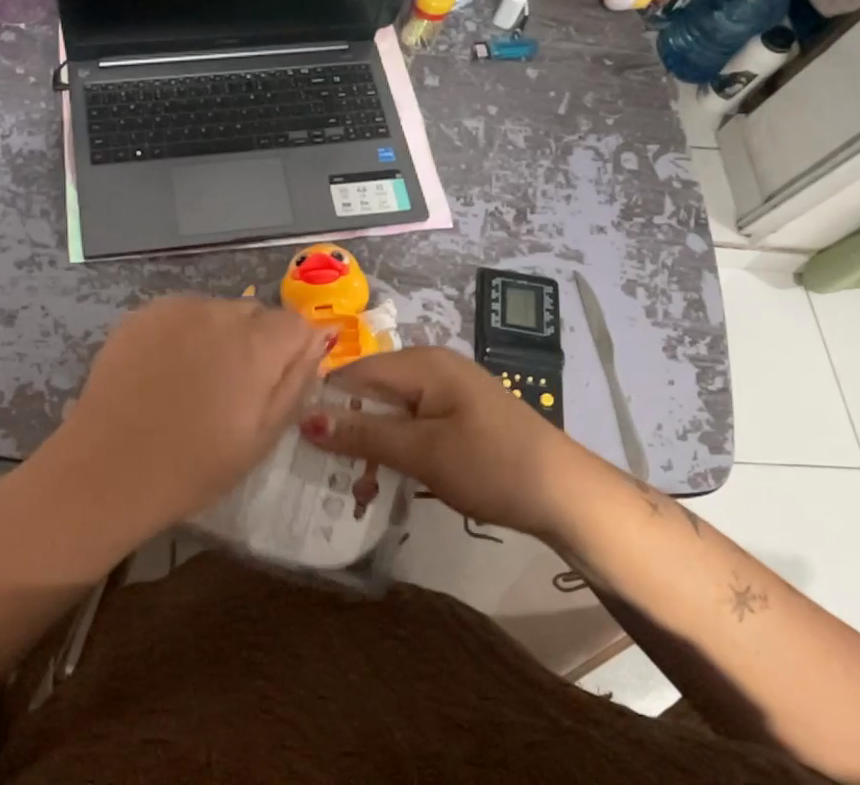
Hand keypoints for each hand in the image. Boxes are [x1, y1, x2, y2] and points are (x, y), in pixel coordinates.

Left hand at [45, 296, 326, 531]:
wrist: (108, 469)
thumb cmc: (194, 466)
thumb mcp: (262, 437)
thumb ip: (296, 382)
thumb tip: (319, 343)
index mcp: (257, 344)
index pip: (298, 324)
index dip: (294, 353)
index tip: (275, 385)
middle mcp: (219, 312)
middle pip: (257, 314)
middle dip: (257, 343)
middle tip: (233, 392)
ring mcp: (175, 309)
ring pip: (216, 312)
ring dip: (218, 336)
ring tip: (193, 384)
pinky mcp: (140, 315)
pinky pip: (180, 315)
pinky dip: (183, 335)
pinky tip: (164, 373)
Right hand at [302, 346, 567, 533]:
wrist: (567, 495)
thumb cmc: (492, 465)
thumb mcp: (422, 452)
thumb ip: (363, 435)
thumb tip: (305, 420)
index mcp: (423, 363)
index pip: (352, 372)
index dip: (321, 402)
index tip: (292, 438)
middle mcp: (433, 368)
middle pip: (370, 392)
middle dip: (345, 429)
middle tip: (319, 470)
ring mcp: (449, 394)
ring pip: (390, 413)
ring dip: (370, 446)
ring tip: (353, 487)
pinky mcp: (460, 419)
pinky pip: (413, 427)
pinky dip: (395, 451)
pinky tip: (384, 482)